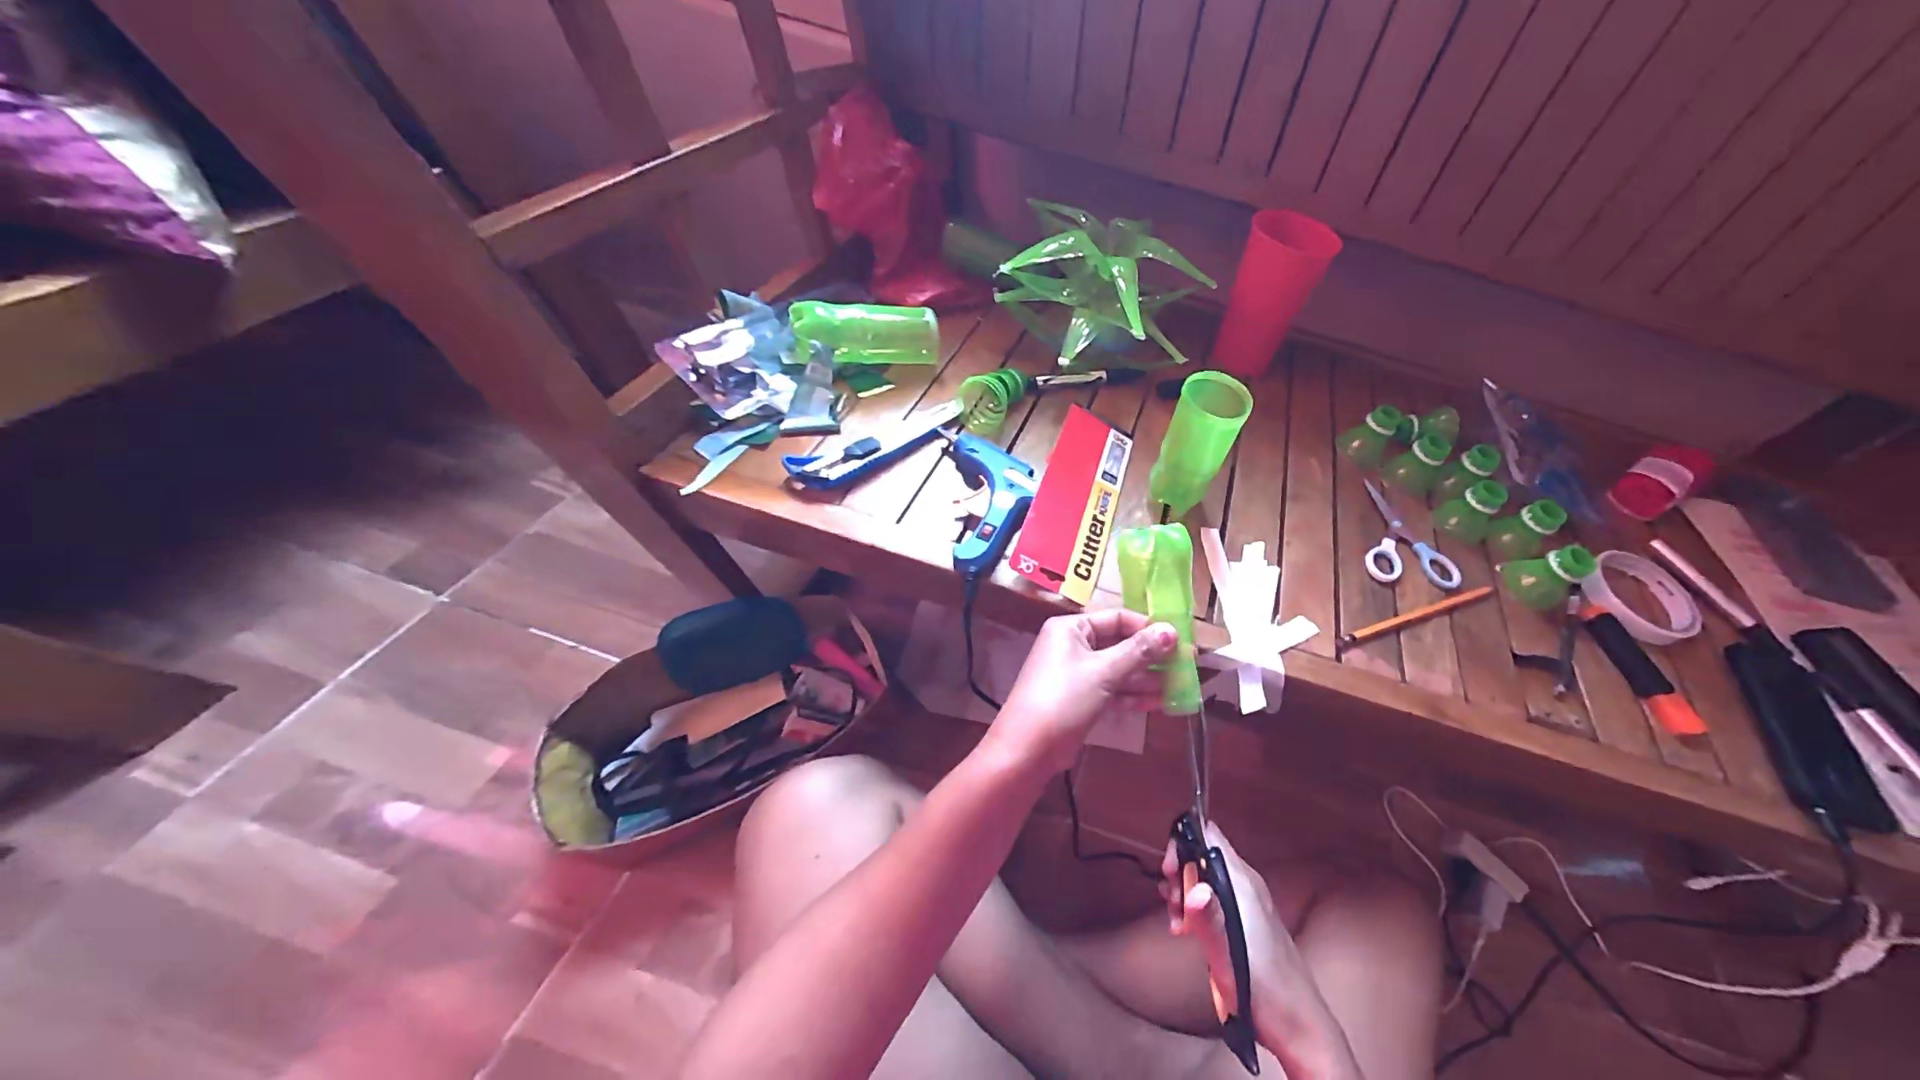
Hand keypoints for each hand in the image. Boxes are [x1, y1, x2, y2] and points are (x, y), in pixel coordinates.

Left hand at [987, 609, 1175, 773]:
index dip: (1148, 627)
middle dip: (1152, 655)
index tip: (1181, 639)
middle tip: (1188, 664)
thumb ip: (1139, 651)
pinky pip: (1113, 690)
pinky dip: (1134, 695)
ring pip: (1119, 670)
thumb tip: (1172, 630)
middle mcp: (1073, 646)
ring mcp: (1077, 674)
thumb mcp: (1104, 671)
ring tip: (1182, 684)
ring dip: (1148, 677)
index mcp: (1071, 629)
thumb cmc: (1064, 698)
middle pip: (1120, 644)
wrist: (1028, 747)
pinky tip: (1162, 701)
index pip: (1117, 618)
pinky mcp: (1082, 699)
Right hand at [1164, 823, 1354, 1075]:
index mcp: (1243, 883)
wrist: (1297, 1028)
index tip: (1170, 872)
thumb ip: (1211, 921)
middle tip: (1174, 903)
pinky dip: (1192, 906)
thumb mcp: (1229, 958)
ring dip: (1183, 891)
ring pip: (1202, 875)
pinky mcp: (1241, 920)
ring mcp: (1244, 902)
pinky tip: (1187, 930)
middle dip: (1178, 872)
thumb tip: (1195, 890)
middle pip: (1201, 854)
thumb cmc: (1265, 993)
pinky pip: (1209, 896)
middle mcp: (1244, 885)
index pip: (1208, 834)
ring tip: (1179, 921)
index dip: (1182, 842)